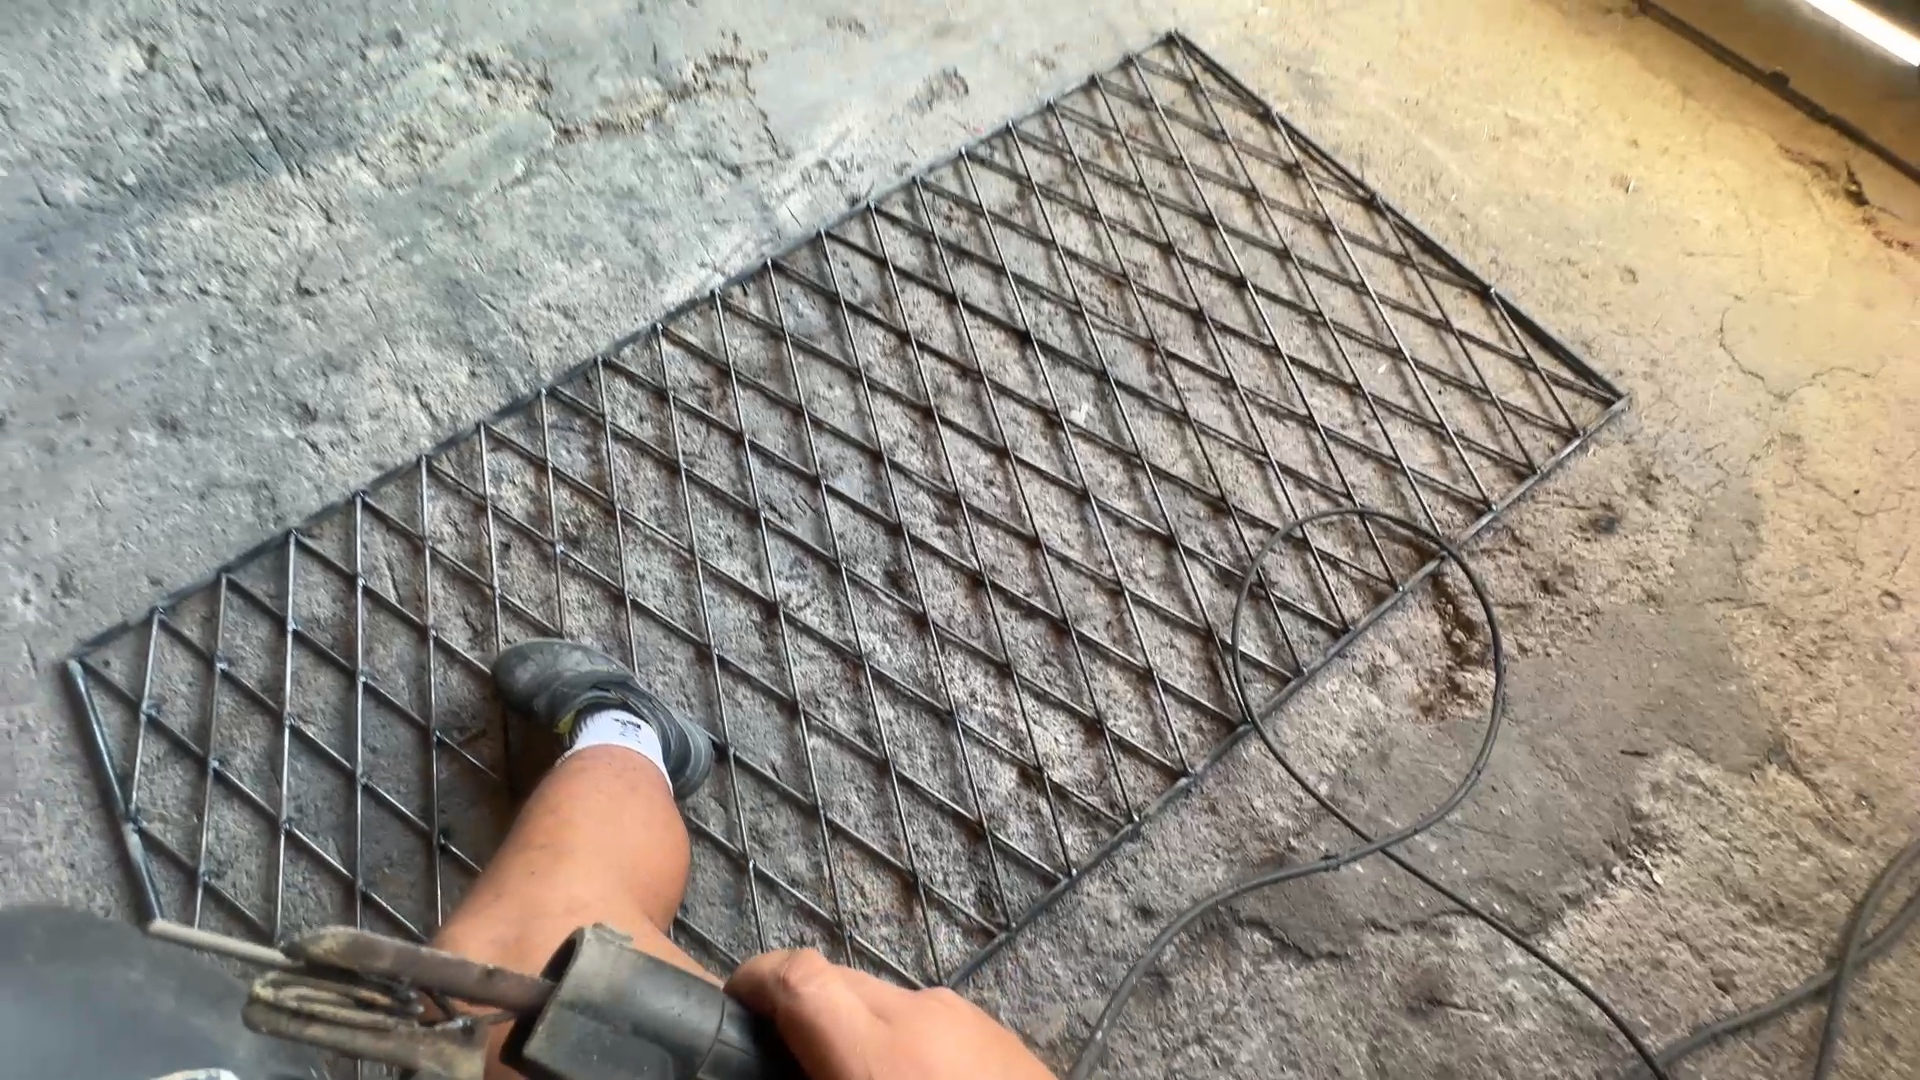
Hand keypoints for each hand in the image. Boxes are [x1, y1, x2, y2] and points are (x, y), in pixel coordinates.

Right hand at [728, 949, 1057, 1079]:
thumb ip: (826, 1071)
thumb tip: (804, 1065)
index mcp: (876, 1055)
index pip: (801, 977)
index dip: (757, 977)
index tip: (732, 1003)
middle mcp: (917, 1014)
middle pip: (838, 981)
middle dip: (800, 1010)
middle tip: (785, 1063)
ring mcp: (962, 1013)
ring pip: (882, 1000)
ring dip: (853, 1031)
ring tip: (851, 1079)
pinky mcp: (993, 1024)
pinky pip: (925, 1019)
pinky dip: (899, 1042)